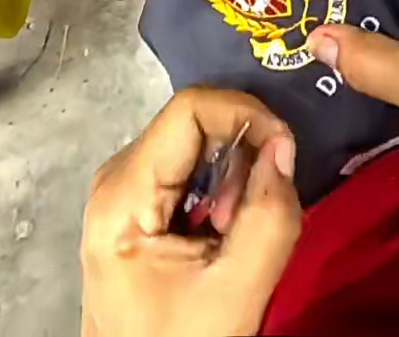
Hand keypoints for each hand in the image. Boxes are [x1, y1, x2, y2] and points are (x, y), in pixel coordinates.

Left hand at [80, 87, 300, 336]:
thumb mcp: (237, 291)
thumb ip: (269, 213)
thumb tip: (282, 144)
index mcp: (123, 195)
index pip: (192, 107)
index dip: (246, 112)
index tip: (282, 149)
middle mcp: (116, 176)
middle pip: (197, 118)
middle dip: (244, 147)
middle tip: (259, 200)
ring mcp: (125, 185)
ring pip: (201, 135)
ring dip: (237, 168)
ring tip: (238, 225)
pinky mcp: (139, 197)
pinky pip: (195, 158)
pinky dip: (226, 179)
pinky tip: (224, 226)